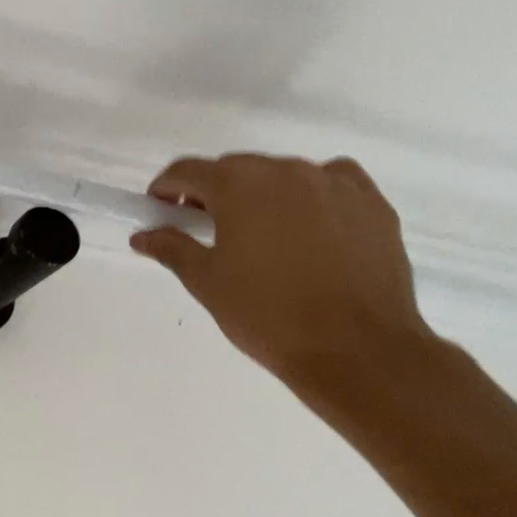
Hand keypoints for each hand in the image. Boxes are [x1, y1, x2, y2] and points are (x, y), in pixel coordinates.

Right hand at [129, 154, 437, 383]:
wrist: (355, 347)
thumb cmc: (265, 313)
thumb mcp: (205, 281)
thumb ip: (172, 248)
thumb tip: (144, 235)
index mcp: (240, 185)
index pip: (188, 171)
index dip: (166, 188)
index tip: (160, 212)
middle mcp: (287, 171)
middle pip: (237, 169)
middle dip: (213, 193)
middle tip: (205, 230)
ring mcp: (336, 183)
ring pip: (284, 175)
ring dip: (262, 195)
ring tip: (260, 236)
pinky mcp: (372, 203)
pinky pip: (332, 184)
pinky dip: (311, 196)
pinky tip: (309, 227)